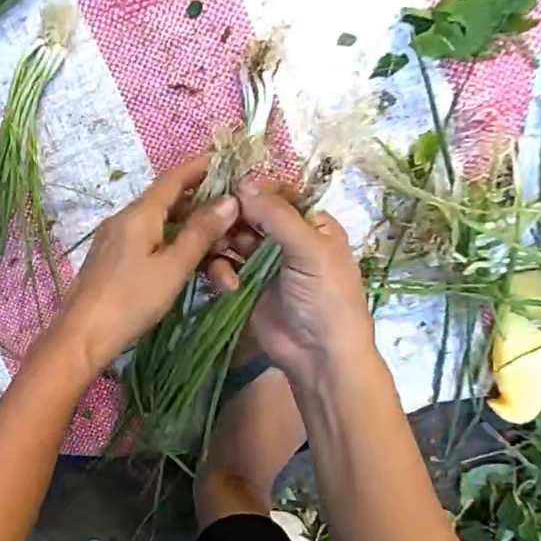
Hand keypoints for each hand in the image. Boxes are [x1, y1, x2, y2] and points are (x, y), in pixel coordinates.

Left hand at [51, 154, 238, 373]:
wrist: (83, 337)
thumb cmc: (131, 300)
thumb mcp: (174, 267)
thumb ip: (201, 233)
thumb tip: (229, 200)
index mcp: (140, 214)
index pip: (175, 178)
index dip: (201, 166)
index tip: (226, 159)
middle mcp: (127, 220)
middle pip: (173, 204)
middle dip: (206, 210)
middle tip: (238, 217)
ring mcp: (120, 240)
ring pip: (166, 229)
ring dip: (196, 240)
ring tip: (225, 261)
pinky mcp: (117, 260)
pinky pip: (154, 245)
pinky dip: (178, 251)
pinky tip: (197, 268)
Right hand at [205, 180, 376, 384]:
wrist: (320, 356)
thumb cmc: (326, 297)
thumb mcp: (310, 250)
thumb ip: (277, 216)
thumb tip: (243, 183)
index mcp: (311, 224)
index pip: (279, 194)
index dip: (256, 189)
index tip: (231, 188)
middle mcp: (287, 239)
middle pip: (251, 214)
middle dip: (232, 216)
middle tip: (214, 219)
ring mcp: (264, 264)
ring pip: (233, 239)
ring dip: (222, 241)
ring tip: (216, 248)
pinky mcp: (245, 288)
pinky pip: (224, 268)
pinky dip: (221, 271)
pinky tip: (228, 284)